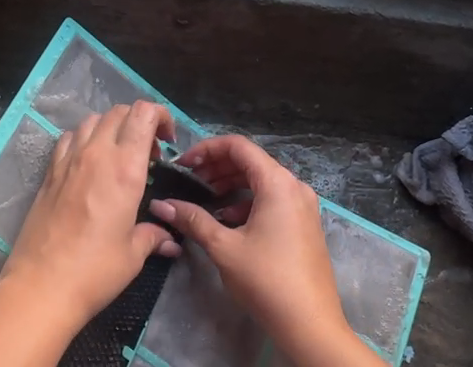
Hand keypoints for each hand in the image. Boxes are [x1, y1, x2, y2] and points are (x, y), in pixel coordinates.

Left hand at [0, 101, 178, 366]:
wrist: (42, 284)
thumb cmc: (95, 270)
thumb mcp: (133, 254)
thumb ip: (153, 236)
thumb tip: (169, 239)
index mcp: (125, 168)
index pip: (143, 114)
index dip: (160, 115)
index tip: (167, 139)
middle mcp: (97, 153)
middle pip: (119, 112)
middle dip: (139, 122)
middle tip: (149, 153)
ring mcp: (69, 159)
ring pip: (93, 120)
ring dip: (112, 128)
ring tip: (120, 155)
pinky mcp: (50, 171)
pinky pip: (69, 138)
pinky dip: (84, 139)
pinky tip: (88, 162)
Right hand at [151, 135, 378, 365]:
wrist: (311, 326)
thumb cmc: (266, 279)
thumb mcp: (224, 247)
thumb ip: (193, 219)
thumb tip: (161, 205)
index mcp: (277, 182)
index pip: (238, 146)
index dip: (207, 149)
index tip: (184, 164)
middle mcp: (294, 186)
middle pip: (251, 161)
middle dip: (217, 167)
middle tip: (190, 180)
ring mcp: (303, 206)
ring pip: (262, 181)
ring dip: (231, 184)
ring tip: (206, 198)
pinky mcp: (305, 225)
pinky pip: (273, 199)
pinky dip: (248, 201)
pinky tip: (229, 220)